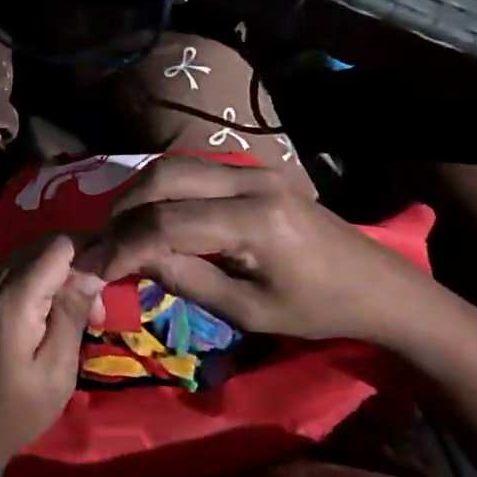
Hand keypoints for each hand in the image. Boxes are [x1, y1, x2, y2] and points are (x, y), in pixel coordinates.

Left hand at [0, 234, 104, 476]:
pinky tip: (52, 310)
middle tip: (96, 307)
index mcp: (13, 297)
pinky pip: (18, 269)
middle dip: (77, 265)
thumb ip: (71, 313)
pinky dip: (41, 279)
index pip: (59, 245)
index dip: (90, 253)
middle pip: (45, 245)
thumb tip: (92, 269)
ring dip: (59, 273)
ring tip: (79, 312)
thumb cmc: (14, 411)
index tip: (108, 282)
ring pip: (32, 254)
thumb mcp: (56, 372)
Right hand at [77, 157, 433, 345]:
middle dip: (124, 208)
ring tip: (120, 228)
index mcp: (255, 221)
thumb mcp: (250, 311)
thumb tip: (132, 259)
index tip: (96, 266)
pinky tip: (151, 213)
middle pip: (165, 176)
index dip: (125, 243)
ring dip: (139, 194)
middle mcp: (250, 180)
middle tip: (103, 241)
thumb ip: (187, 279)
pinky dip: (161, 189)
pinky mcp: (253, 169)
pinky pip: (192, 169)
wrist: (380, 286)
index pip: (169, 221)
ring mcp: (253, 168)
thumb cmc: (319, 310)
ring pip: (174, 165)